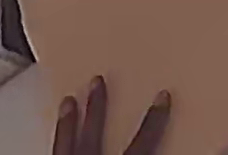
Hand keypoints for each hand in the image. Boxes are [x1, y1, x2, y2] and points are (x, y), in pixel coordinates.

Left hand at [54, 77, 171, 154]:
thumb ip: (147, 151)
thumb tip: (172, 143)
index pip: (143, 142)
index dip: (154, 119)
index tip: (163, 96)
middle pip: (93, 134)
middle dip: (96, 107)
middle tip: (96, 80)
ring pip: (65, 144)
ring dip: (67, 123)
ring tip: (67, 101)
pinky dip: (56, 144)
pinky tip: (55, 141)